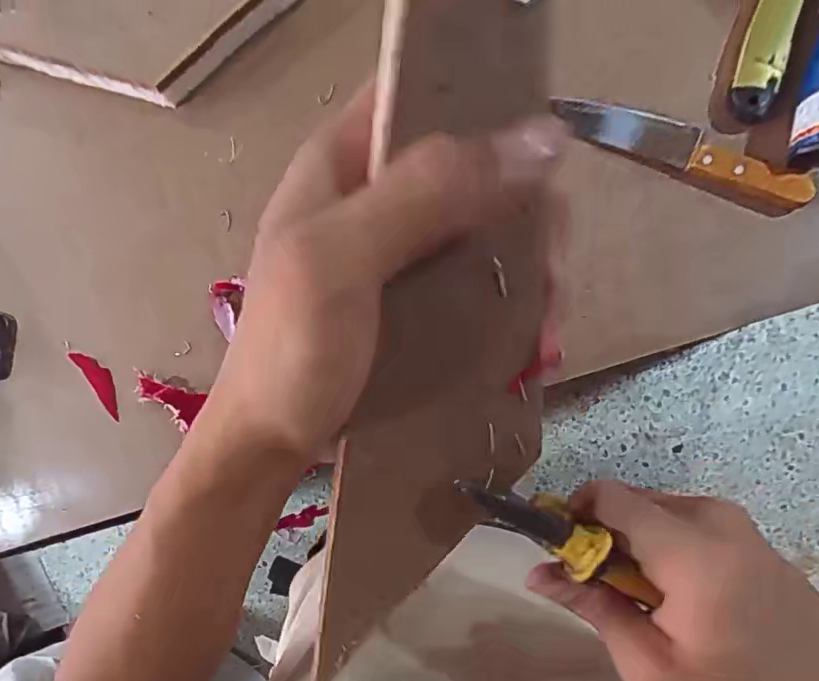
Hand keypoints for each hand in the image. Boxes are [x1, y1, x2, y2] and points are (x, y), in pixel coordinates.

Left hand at [200, 85, 571, 462]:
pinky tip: (528, 356)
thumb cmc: (288, 357)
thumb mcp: (339, 263)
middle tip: (551, 283)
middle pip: (474, 174)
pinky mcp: (408, 313)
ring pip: (482, 237)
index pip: (419, 95)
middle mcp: (370, 204)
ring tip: (543, 342)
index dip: (487, 112)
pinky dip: (507, 319)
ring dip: (528, 282)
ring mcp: (392, 263)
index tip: (541, 166)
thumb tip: (539, 139)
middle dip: (526, 224)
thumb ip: (423, 195)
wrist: (267, 446)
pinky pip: (472, 293)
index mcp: (338, 169)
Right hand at [526, 480, 818, 680]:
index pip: (608, 497)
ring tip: (631, 591)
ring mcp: (726, 515)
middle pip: (620, 501)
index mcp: (691, 554)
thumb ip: (593, 609)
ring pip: (641, 507)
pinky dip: (647, 540)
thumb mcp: (649, 665)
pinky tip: (661, 585)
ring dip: (620, 540)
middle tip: (592, 584)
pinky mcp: (734, 522)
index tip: (559, 554)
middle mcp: (710, 518)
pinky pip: (666, 515)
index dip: (570, 517)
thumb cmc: (736, 680)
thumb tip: (537, 574)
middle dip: (593, 534)